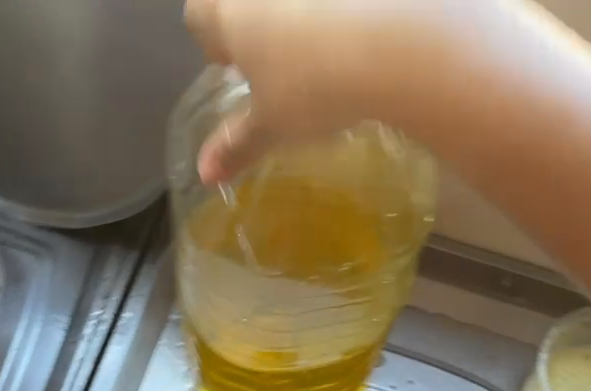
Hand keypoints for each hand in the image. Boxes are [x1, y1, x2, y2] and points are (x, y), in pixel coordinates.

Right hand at [182, 0, 517, 181]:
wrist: (393, 44)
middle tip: (277, 67)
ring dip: (297, 21)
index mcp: (228, 13)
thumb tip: (205, 174)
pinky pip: (334, 7)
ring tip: (322, 55)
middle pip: (241, 4)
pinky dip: (338, 18)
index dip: (212, 44)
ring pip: (289, 5)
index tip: (232, 69)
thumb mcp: (272, 127)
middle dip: (253, 28)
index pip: (197, 18)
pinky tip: (357, 38)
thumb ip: (236, 146)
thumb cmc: (312, 87)